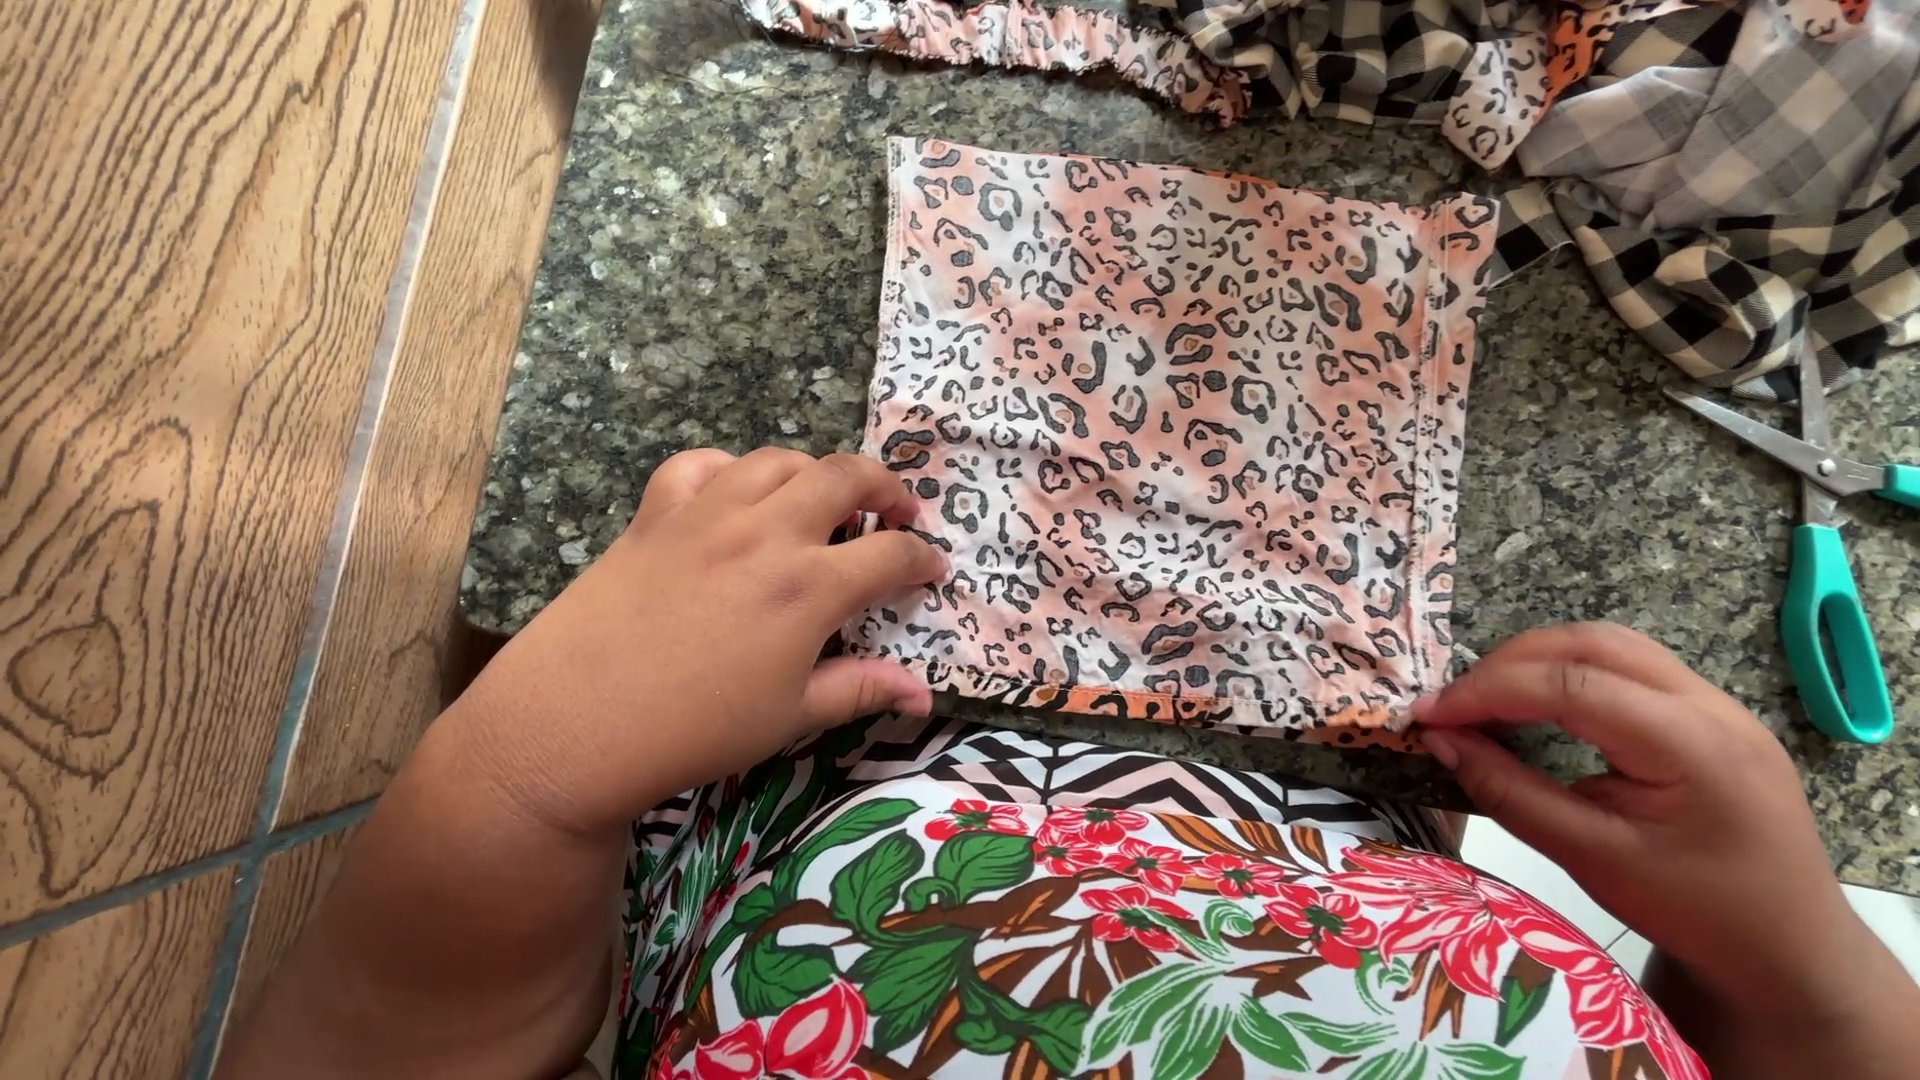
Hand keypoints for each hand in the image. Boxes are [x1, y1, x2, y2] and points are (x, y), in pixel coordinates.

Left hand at [449, 447, 943, 837]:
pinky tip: (734, 494)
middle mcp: (766, 532)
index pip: (891, 554)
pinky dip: (728, 470)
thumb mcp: (791, 716)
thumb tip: (924, 695)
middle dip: (886, 486)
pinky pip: (699, 465)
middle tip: (896, 511)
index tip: (933, 570)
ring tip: (823, 499)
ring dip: (814, 471)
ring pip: (777, 459)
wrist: (573, 726)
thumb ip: (861, 689)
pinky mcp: (656, 514)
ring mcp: (707, 514)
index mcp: (808, 586)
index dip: (923, 559)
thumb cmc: (695, 730)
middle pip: (845, 475)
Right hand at [1414, 622, 1884, 1020]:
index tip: (1428, 714)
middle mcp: (1710, 705)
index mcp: (1692, 744)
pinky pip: (1623, 665)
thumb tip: (1438, 740)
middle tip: (1453, 705)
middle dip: (1506, 664)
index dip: (1486, 690)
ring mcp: (1714, 704)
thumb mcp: (1589, 856)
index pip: (1569, 684)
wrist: (1791, 951)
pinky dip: (1564, 671)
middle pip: (1588, 644)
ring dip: (1534, 660)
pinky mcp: (1705, 713)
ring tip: (1487, 701)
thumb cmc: (1694, 909)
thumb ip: (1508, 792)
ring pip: (1606, 644)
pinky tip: (1536, 705)